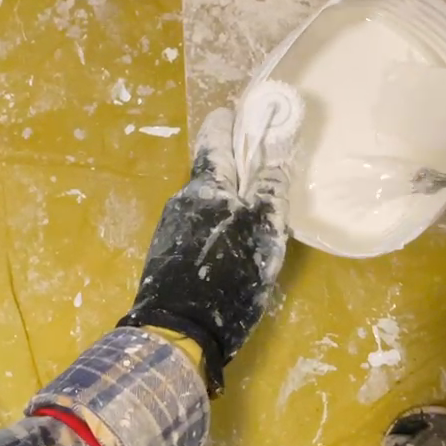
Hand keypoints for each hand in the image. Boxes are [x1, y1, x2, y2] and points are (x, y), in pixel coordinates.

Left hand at [120, 84, 302, 393]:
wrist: (178, 333)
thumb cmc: (227, 277)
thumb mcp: (262, 233)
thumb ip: (270, 189)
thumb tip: (279, 146)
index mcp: (206, 186)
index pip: (215, 137)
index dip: (231, 121)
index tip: (244, 113)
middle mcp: (182, 200)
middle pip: (210, 170)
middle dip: (234, 164)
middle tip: (261, 166)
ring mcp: (170, 229)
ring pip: (204, 202)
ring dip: (225, 199)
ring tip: (251, 212)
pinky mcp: (166, 256)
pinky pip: (196, 227)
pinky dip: (216, 224)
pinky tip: (228, 244)